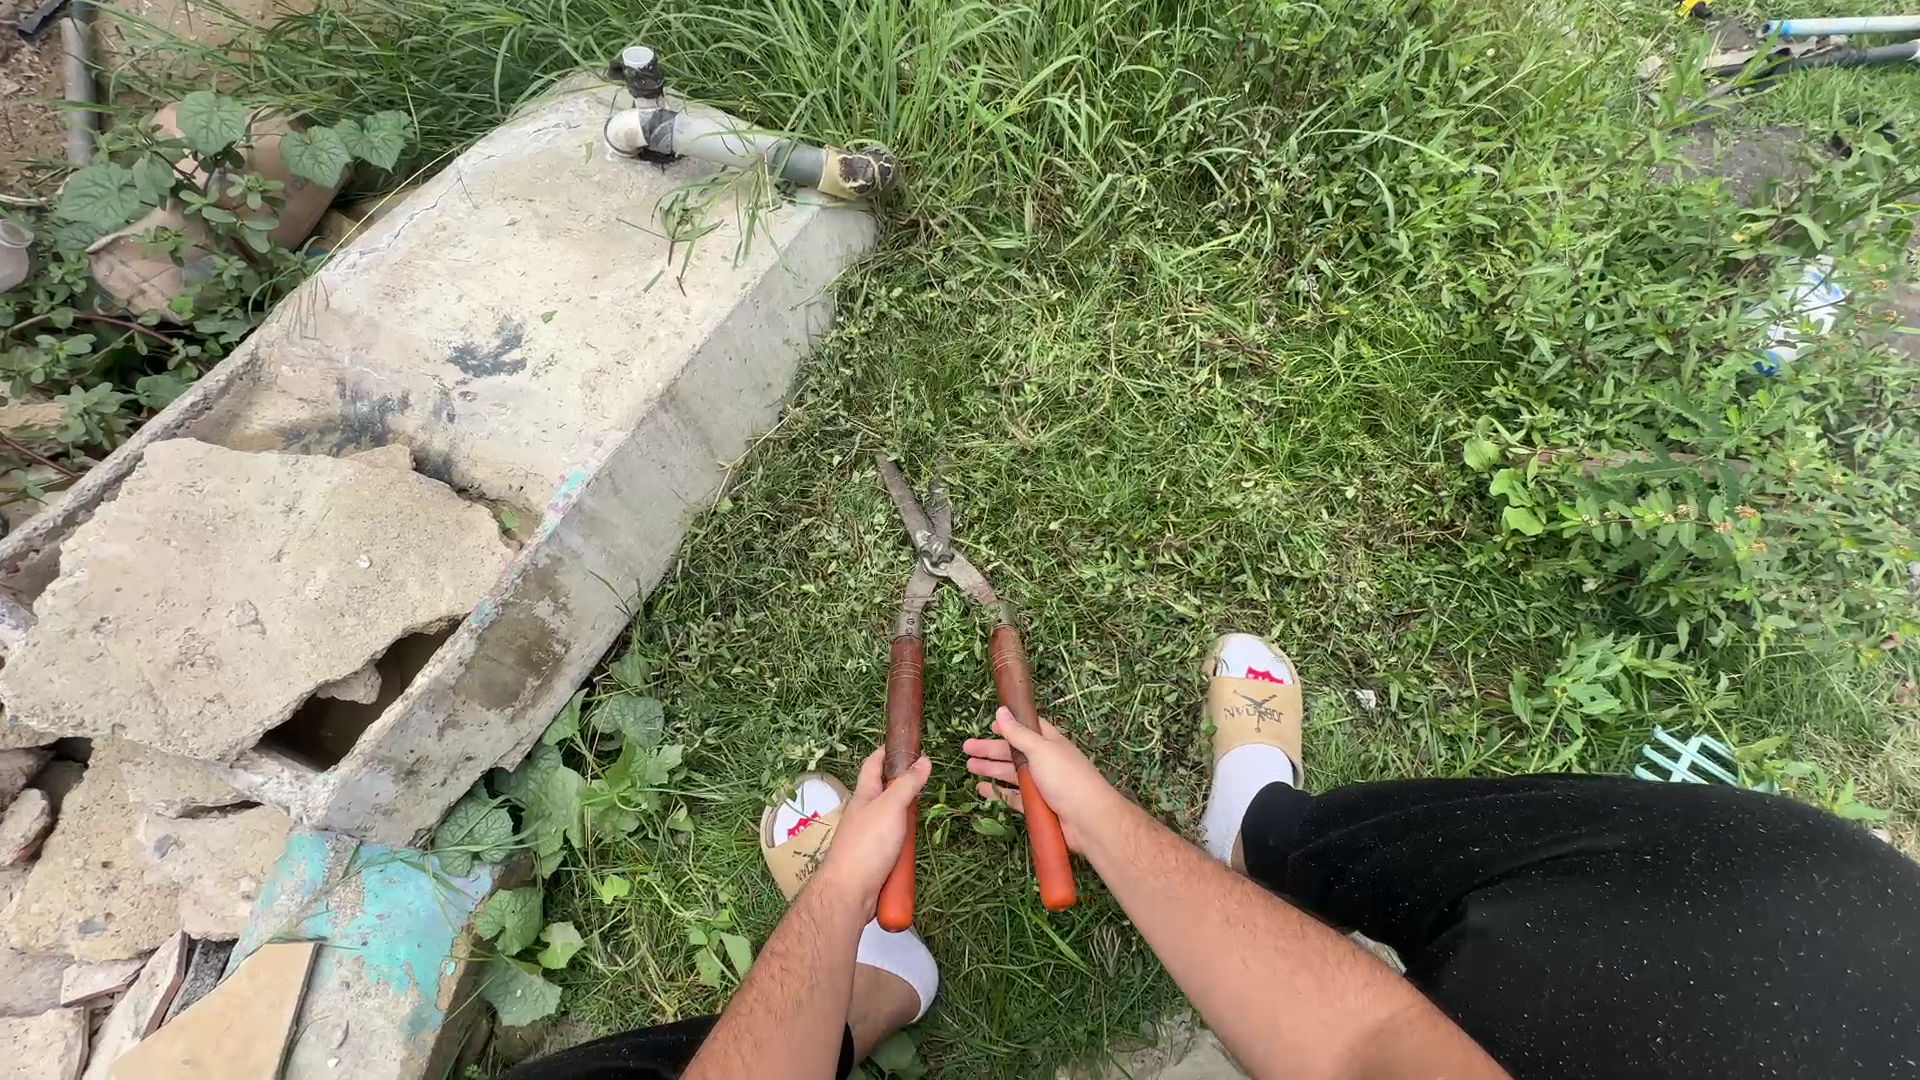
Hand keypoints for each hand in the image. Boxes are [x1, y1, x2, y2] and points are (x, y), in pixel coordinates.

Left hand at [811, 746, 930, 916]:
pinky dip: (903, 845)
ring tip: (922, 819)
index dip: (887, 751)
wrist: (849, 893)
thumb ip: (907, 784)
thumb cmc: (868, 843)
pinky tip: (911, 848)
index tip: (905, 744)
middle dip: (902, 788)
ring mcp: (867, 836)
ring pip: (891, 820)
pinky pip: (892, 845)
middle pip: (884, 792)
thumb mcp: (891, 807)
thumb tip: (924, 760)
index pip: (873, 764)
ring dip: (905, 820)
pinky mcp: (874, 858)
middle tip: (924, 785)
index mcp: (864, 794)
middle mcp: (863, 812)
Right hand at [963, 707, 1124, 852]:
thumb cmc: (1066, 778)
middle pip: (1013, 752)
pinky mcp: (1036, 805)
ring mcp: (1040, 784)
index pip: (1027, 728)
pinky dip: (998, 792)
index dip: (1009, 726)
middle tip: (967, 748)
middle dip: (990, 749)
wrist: (1088, 820)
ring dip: (990, 769)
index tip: (989, 725)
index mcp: (1049, 743)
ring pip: (1011, 774)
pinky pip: (1013, 797)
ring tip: (969, 766)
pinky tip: (982, 789)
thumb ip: (1018, 733)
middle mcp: (1044, 762)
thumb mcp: (1041, 750)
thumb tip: (1001, 711)